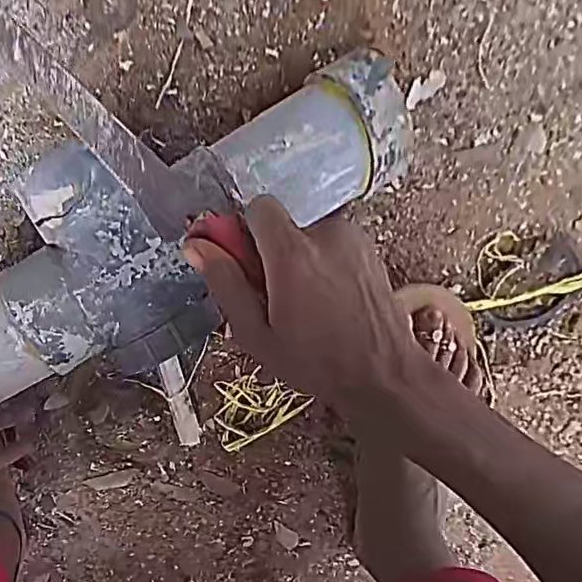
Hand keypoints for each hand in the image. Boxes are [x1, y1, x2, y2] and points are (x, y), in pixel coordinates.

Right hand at [183, 196, 425, 420]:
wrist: (383, 374)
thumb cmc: (316, 362)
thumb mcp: (254, 333)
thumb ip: (224, 283)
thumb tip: (198, 247)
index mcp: (293, 254)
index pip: (257, 207)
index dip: (242, 233)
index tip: (239, 264)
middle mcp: (326, 234)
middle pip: (279, 224)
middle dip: (266, 253)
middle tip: (268, 297)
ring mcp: (352, 239)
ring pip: (303, 235)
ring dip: (292, 261)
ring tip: (298, 306)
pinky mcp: (367, 249)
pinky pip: (327, 244)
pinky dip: (317, 265)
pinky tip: (321, 303)